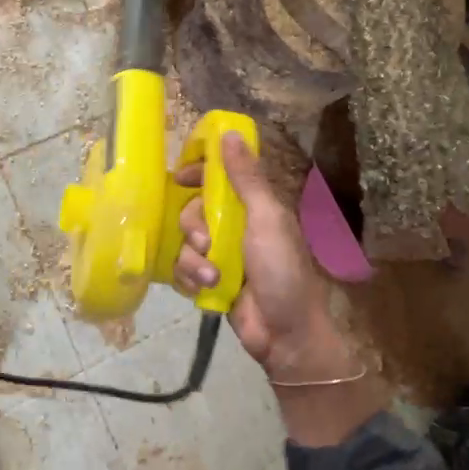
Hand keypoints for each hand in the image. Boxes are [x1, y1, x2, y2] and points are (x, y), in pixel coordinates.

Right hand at [169, 133, 353, 382]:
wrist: (286, 336)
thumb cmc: (282, 270)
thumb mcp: (266, 218)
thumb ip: (246, 178)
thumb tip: (231, 133)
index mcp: (252, 207)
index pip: (219, 177)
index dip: (198, 172)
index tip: (182, 177)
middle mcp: (233, 226)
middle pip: (192, 210)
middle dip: (193, 226)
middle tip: (205, 242)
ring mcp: (220, 255)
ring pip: (184, 241)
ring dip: (193, 259)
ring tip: (212, 276)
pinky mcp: (209, 281)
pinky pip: (182, 269)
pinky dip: (190, 278)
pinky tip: (205, 288)